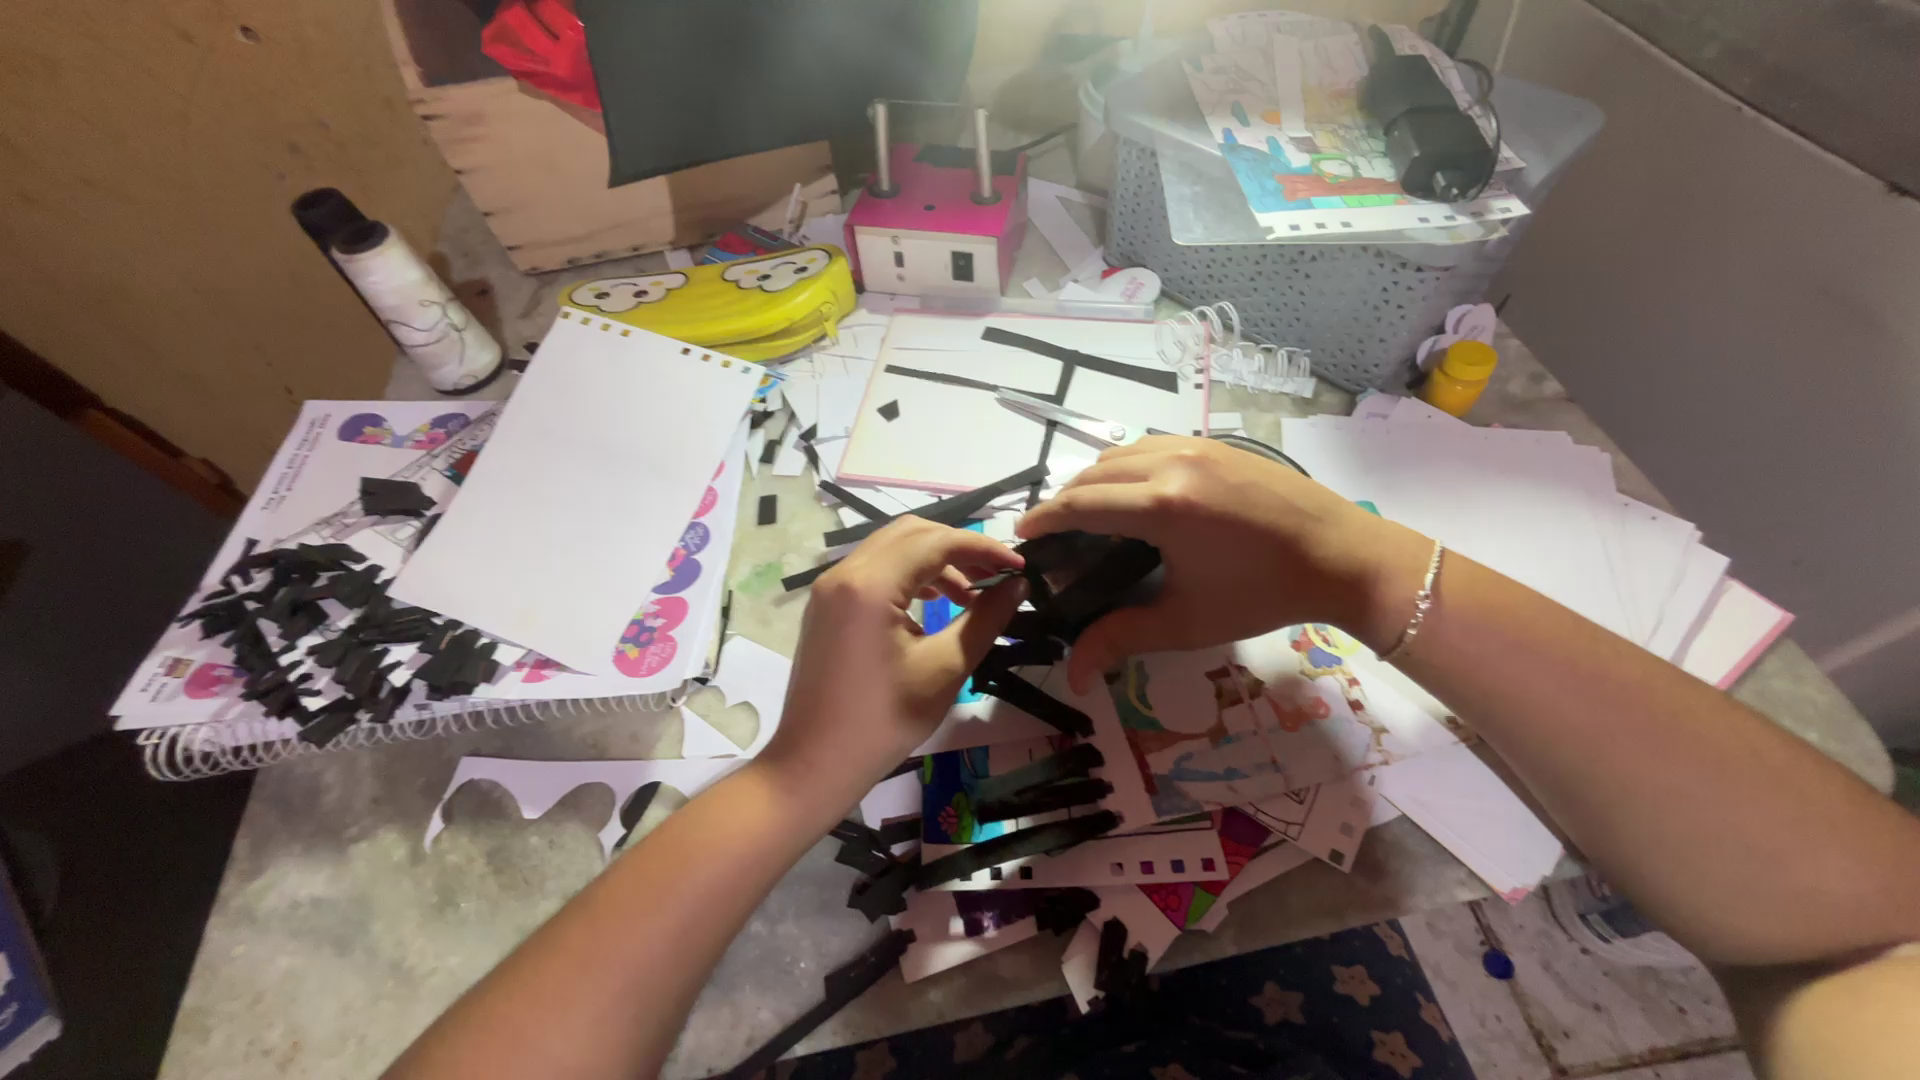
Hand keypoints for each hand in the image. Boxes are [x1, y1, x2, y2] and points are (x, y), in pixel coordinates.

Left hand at [767, 518, 1027, 804]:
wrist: (815, 763)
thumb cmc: (884, 720)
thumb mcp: (945, 668)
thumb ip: (985, 618)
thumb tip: (1017, 585)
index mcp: (870, 585)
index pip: (936, 542)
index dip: (983, 548)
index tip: (1020, 565)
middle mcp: (844, 573)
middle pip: (911, 533)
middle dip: (959, 547)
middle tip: (997, 574)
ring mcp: (830, 588)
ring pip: (891, 548)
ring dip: (934, 561)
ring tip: (971, 594)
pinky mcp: (827, 605)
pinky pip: (874, 570)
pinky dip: (908, 575)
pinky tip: (933, 604)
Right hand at [1016, 436, 1430, 691]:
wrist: (1342, 556)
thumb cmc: (1263, 594)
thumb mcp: (1187, 621)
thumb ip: (1121, 639)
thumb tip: (1073, 677)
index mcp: (1162, 507)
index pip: (1079, 504)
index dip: (1044, 518)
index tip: (1023, 535)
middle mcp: (1170, 463)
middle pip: (1092, 474)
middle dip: (1064, 501)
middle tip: (1056, 536)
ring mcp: (1194, 445)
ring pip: (1118, 453)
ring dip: (1094, 480)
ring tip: (1090, 515)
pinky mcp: (1213, 442)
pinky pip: (1148, 444)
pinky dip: (1125, 465)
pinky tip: (1133, 494)